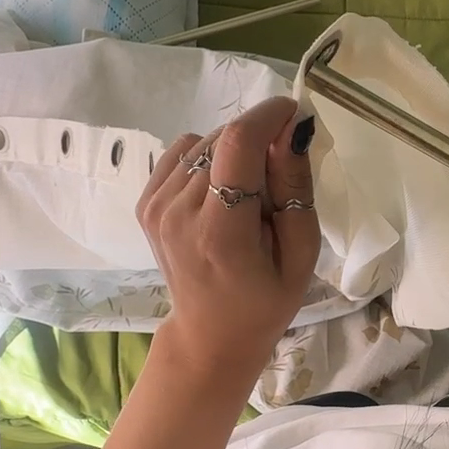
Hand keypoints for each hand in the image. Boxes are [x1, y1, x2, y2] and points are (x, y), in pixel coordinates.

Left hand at [137, 97, 320, 384]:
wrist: (210, 335)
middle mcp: (177, 212)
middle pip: (223, 139)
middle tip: (280, 172)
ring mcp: (155, 206)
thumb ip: (295, 188)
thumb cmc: (266, 299)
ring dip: (235, 151)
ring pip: (204, 142)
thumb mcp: (301, 252)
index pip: (237, 144)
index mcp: (220, 231)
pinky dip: (209, 158)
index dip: (267, 116)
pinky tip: (221, 189)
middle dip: (259, 139)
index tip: (293, 114)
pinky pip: (183, 151)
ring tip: (249, 192)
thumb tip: (290, 130)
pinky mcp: (146, 202)